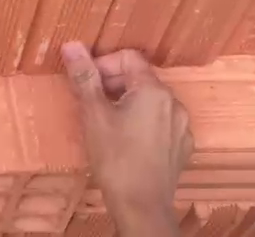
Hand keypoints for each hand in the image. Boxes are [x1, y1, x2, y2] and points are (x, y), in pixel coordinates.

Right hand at [63, 42, 192, 236]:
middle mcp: (174, 103)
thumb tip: (72, 44)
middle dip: (113, 83)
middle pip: (139, 77)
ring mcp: (181, 127)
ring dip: (127, 102)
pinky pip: (161, 121)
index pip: (128, 57)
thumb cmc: (115, 158)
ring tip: (107, 122)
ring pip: (150, 100)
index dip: (104, 64)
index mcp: (154, 90)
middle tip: (92, 102)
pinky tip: (128, 140)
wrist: (142, 210)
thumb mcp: (94, 114)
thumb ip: (85, 76)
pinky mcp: (182, 148)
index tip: (87, 83)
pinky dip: (143, 121)